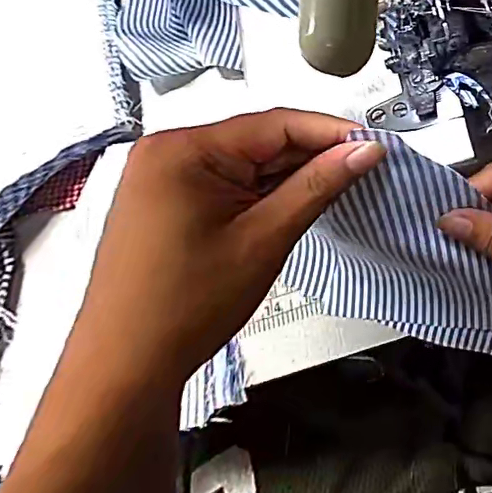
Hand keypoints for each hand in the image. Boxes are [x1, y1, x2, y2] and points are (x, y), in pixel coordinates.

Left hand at [76, 109, 384, 388]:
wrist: (124, 369)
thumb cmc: (175, 310)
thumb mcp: (265, 238)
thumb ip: (319, 185)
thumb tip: (359, 151)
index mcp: (182, 151)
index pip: (275, 123)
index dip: (330, 132)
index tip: (366, 142)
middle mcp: (165, 153)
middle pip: (261, 139)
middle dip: (311, 156)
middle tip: (356, 169)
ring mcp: (162, 175)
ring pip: (247, 160)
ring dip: (287, 176)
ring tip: (326, 193)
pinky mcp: (166, 197)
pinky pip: (227, 179)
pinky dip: (261, 191)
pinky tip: (287, 206)